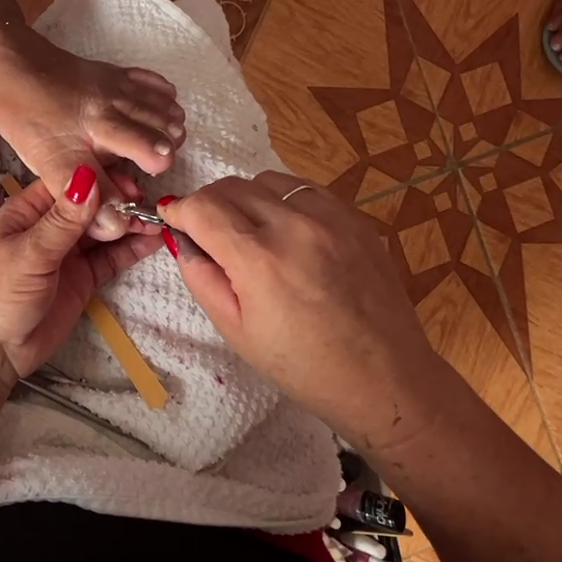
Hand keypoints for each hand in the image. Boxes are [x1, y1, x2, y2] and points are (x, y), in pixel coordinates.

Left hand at [0, 166, 163, 381]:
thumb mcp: (30, 254)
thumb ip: (63, 220)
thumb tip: (88, 177)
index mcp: (28, 211)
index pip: (68, 184)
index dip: (99, 180)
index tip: (129, 181)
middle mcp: (50, 226)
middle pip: (91, 206)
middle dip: (119, 202)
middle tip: (149, 203)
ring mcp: (68, 253)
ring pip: (104, 231)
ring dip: (129, 225)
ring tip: (159, 221)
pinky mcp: (82, 278)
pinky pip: (110, 258)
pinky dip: (131, 249)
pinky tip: (155, 241)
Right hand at [161, 172, 455, 451]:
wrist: (388, 381)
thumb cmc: (303, 366)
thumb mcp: (234, 330)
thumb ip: (199, 275)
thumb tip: (180, 237)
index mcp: (259, 260)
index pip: (200, 207)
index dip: (178, 211)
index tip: (172, 221)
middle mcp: (293, 227)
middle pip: (228, 187)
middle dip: (207, 205)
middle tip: (207, 233)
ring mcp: (330, 218)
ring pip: (264, 180)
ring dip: (245, 198)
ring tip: (250, 231)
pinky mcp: (355, 219)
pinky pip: (303, 189)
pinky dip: (282, 200)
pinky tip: (287, 232)